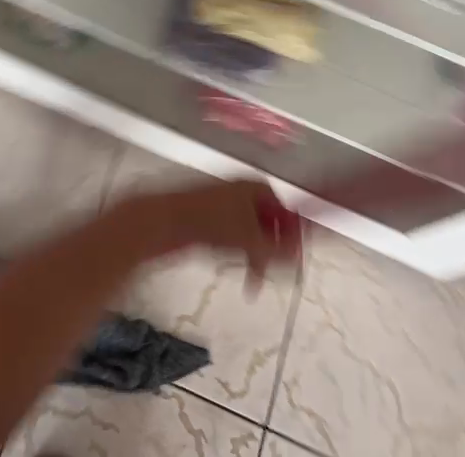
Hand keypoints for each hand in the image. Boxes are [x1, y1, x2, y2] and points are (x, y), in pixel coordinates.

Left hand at [118, 179, 302, 292]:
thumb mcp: (251, 239)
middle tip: (273, 272)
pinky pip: (236, 237)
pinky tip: (239, 269)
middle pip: (270, 223)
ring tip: (254, 277)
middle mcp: (243, 190)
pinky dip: (240, 253)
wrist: (167, 219)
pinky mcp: (211, 216)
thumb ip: (278, 249)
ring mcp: (226, 202)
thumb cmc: (211, 221)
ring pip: (252, 233)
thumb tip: (297, 257)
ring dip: (256, 256)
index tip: (294, 259)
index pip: (288, 211)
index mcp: (257, 186)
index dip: (293, 237)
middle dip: (273, 250)